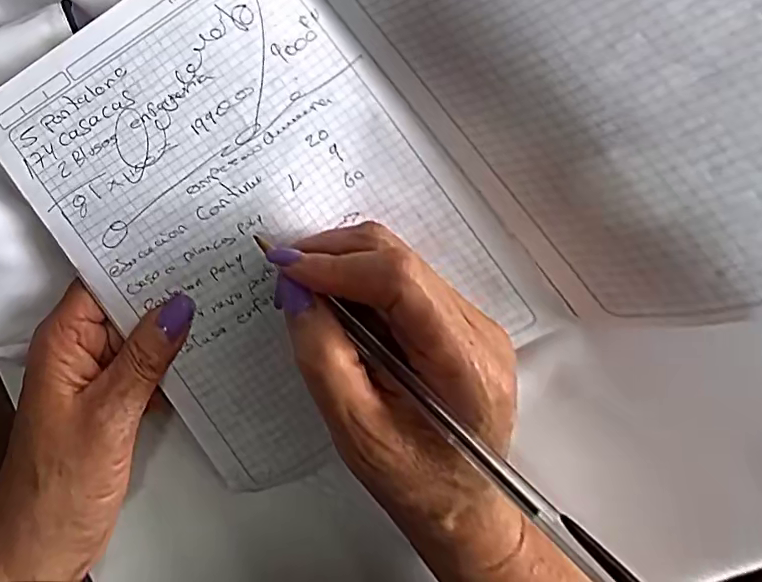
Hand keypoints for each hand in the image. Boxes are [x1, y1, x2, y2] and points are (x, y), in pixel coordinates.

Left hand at [0, 282, 193, 581]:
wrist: (39, 554)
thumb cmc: (51, 494)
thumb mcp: (109, 418)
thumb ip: (144, 359)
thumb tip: (175, 309)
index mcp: (61, 341)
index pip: (99, 280)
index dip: (134, 262)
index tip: (173, 250)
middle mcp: (74, 351)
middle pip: (120, 304)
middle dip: (158, 297)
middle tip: (201, 281)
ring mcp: (92, 376)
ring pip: (135, 335)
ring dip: (164, 332)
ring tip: (203, 316)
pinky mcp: (107, 400)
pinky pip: (140, 365)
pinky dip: (163, 363)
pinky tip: (189, 360)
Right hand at [270, 222, 574, 581]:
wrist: (462, 507)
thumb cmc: (414, 482)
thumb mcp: (355, 430)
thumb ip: (321, 354)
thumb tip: (295, 288)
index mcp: (464, 364)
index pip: (399, 280)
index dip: (336, 263)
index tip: (286, 267)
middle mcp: (476, 329)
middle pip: (395, 256)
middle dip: (330, 253)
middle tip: (285, 271)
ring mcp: (469, 318)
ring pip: (394, 256)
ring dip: (340, 260)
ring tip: (303, 286)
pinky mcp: (452, 315)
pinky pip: (397, 273)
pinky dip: (355, 273)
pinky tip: (332, 297)